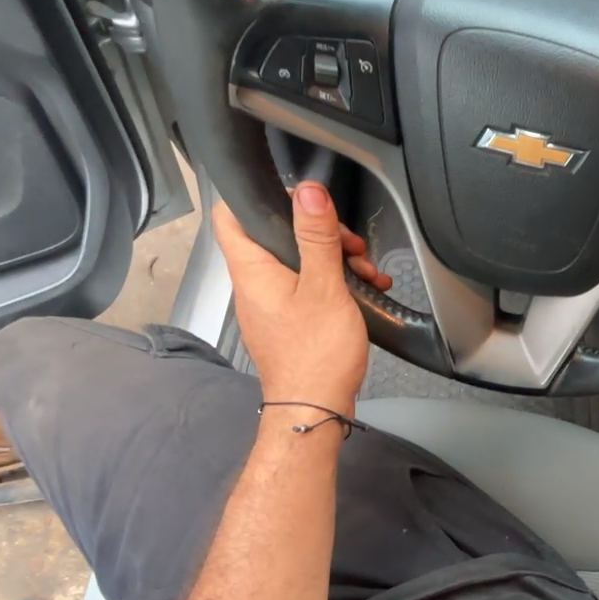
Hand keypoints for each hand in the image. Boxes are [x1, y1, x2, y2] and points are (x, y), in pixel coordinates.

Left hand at [211, 183, 393, 417]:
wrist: (315, 407)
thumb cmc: (316, 354)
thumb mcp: (325, 288)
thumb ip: (316, 237)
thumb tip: (308, 191)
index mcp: (253, 268)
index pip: (232, 213)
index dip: (263, 198)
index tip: (302, 203)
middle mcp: (255, 284)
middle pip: (278, 237)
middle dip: (320, 234)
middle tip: (351, 246)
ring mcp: (272, 305)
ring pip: (299, 264)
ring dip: (335, 262)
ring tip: (366, 274)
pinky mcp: (290, 323)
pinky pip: (309, 290)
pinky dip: (334, 286)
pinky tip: (363, 294)